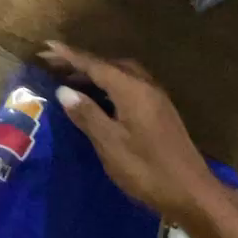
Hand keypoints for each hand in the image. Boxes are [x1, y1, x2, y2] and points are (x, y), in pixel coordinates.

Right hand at [39, 41, 227, 228]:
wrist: (190, 191)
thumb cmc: (146, 169)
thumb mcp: (110, 143)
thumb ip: (87, 114)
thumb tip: (64, 90)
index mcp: (132, 89)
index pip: (96, 65)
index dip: (70, 56)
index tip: (47, 46)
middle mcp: (146, 86)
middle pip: (111, 65)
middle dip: (83, 63)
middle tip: (55, 66)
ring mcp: (157, 98)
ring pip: (123, 75)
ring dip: (98, 74)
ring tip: (72, 82)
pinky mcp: (161, 112)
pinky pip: (131, 86)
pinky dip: (111, 86)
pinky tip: (100, 101)